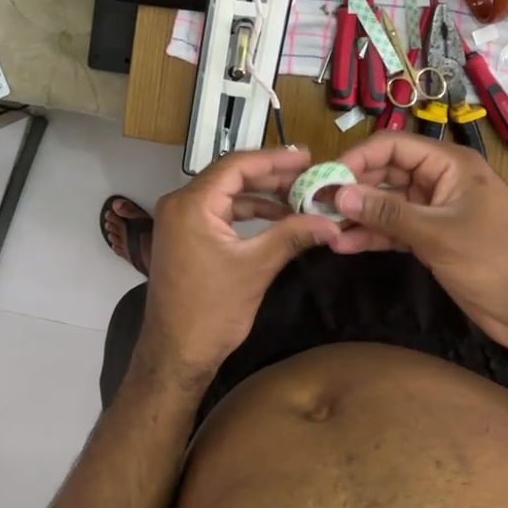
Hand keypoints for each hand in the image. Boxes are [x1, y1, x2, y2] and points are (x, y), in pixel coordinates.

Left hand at [136, 146, 340, 377]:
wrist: (175, 351)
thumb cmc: (212, 309)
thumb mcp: (256, 267)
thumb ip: (291, 236)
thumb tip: (331, 223)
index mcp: (192, 203)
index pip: (236, 166)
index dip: (274, 159)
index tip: (307, 157)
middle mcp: (180, 202)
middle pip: (230, 176)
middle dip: (271, 176)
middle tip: (309, 175)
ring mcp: (180, 219)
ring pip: (226, 194)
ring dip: (260, 196)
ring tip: (300, 197)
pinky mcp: (185, 235)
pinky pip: (218, 212)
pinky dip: (246, 212)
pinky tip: (276, 218)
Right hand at [327, 132, 507, 360]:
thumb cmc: (499, 262)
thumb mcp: (439, 235)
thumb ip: (387, 212)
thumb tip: (338, 193)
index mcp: (449, 164)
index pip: (392, 146)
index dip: (356, 158)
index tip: (324, 179)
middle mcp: (440, 180)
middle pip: (385, 173)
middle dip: (352, 188)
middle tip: (316, 205)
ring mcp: (437, 210)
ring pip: (387, 203)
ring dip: (359, 215)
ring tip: (326, 229)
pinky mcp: (435, 239)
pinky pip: (396, 228)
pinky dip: (373, 235)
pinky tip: (345, 245)